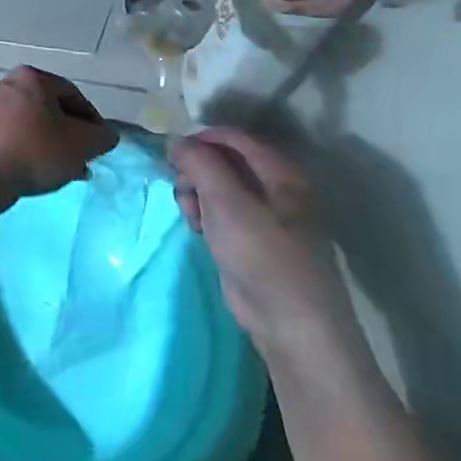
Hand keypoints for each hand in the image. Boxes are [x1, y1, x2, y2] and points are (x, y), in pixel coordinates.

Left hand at [0, 66, 118, 210]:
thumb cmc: (35, 151)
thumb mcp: (84, 144)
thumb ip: (103, 136)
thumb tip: (103, 134)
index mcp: (31, 77)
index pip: (73, 95)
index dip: (92, 121)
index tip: (100, 144)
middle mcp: (5, 83)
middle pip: (50, 110)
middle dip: (70, 135)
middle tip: (83, 159)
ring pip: (31, 124)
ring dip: (51, 144)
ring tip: (65, 170)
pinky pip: (12, 135)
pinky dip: (28, 149)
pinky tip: (38, 171)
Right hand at [168, 129, 357, 356]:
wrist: (288, 321)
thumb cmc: (261, 254)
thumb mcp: (226, 202)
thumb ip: (200, 164)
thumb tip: (176, 140)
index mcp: (282, 175)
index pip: (236, 139)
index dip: (201, 140)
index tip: (171, 154)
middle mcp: (277, 190)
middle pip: (224, 161)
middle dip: (195, 170)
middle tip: (182, 190)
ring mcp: (264, 216)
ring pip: (217, 187)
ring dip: (195, 194)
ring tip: (191, 215)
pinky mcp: (250, 238)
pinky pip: (219, 212)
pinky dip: (203, 214)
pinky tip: (198, 229)